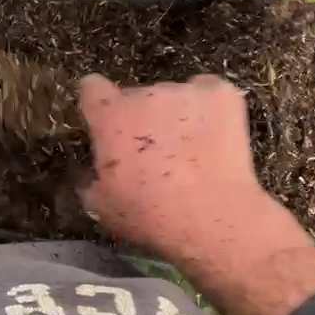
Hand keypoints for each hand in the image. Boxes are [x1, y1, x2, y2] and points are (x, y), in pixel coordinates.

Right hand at [78, 73, 314, 314]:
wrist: (219, 225)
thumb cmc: (153, 225)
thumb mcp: (104, 213)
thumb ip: (91, 182)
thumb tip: (92, 174)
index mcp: (111, 120)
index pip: (90, 89)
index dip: (93, 108)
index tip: (100, 127)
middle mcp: (148, 94)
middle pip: (136, 98)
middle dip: (138, 123)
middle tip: (149, 162)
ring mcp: (189, 91)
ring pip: (172, 99)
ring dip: (173, 121)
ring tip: (185, 161)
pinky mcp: (224, 95)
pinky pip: (205, 98)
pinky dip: (205, 117)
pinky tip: (209, 151)